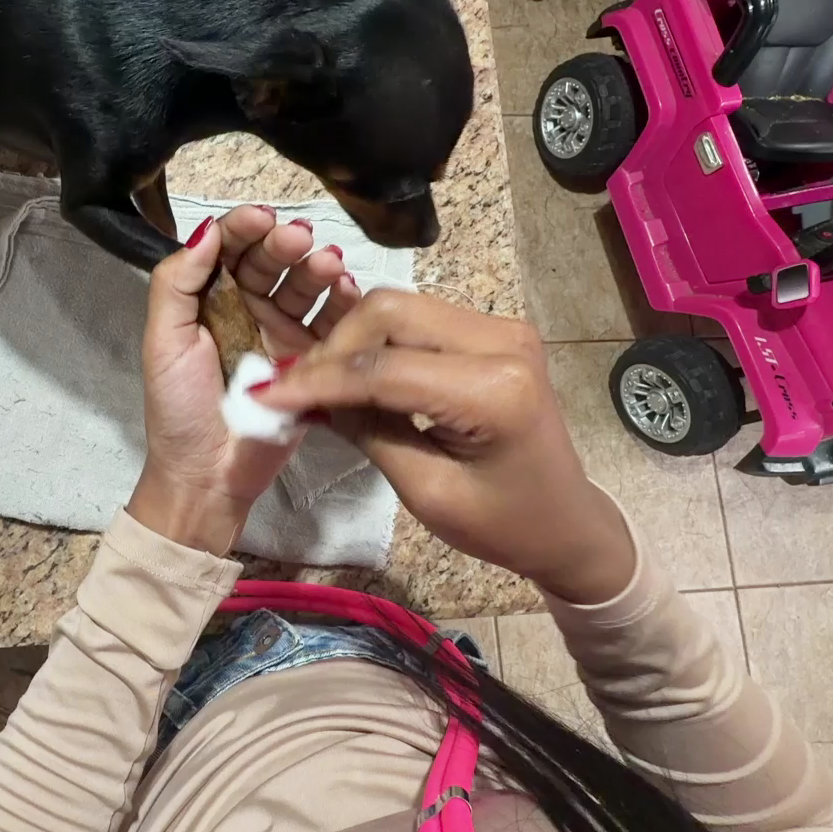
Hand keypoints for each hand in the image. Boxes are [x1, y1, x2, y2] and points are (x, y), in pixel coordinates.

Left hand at [128, 206, 359, 554]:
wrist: (208, 474)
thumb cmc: (179, 407)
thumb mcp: (163, 342)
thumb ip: (176, 283)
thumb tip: (205, 230)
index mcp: (209, 300)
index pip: (229, 249)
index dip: (244, 228)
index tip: (262, 218)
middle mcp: (248, 309)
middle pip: (271, 262)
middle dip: (286, 244)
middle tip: (300, 239)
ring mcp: (283, 334)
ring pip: (305, 287)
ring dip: (318, 268)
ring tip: (329, 263)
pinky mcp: (312, 362)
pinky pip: (332, 325)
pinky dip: (342, 304)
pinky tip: (346, 290)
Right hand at [252, 291, 634, 602]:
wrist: (567, 521)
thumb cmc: (503, 524)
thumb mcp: (426, 491)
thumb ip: (365, 431)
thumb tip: (302, 396)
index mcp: (494, 390)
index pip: (383, 369)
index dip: (317, 380)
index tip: (264, 395)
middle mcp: (502, 339)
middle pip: (389, 311)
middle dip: (332, 347)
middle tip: (297, 387)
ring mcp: (500, 326)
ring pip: (398, 307)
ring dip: (350, 341)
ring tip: (318, 383)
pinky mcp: (490, 329)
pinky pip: (415, 320)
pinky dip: (374, 343)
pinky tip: (353, 374)